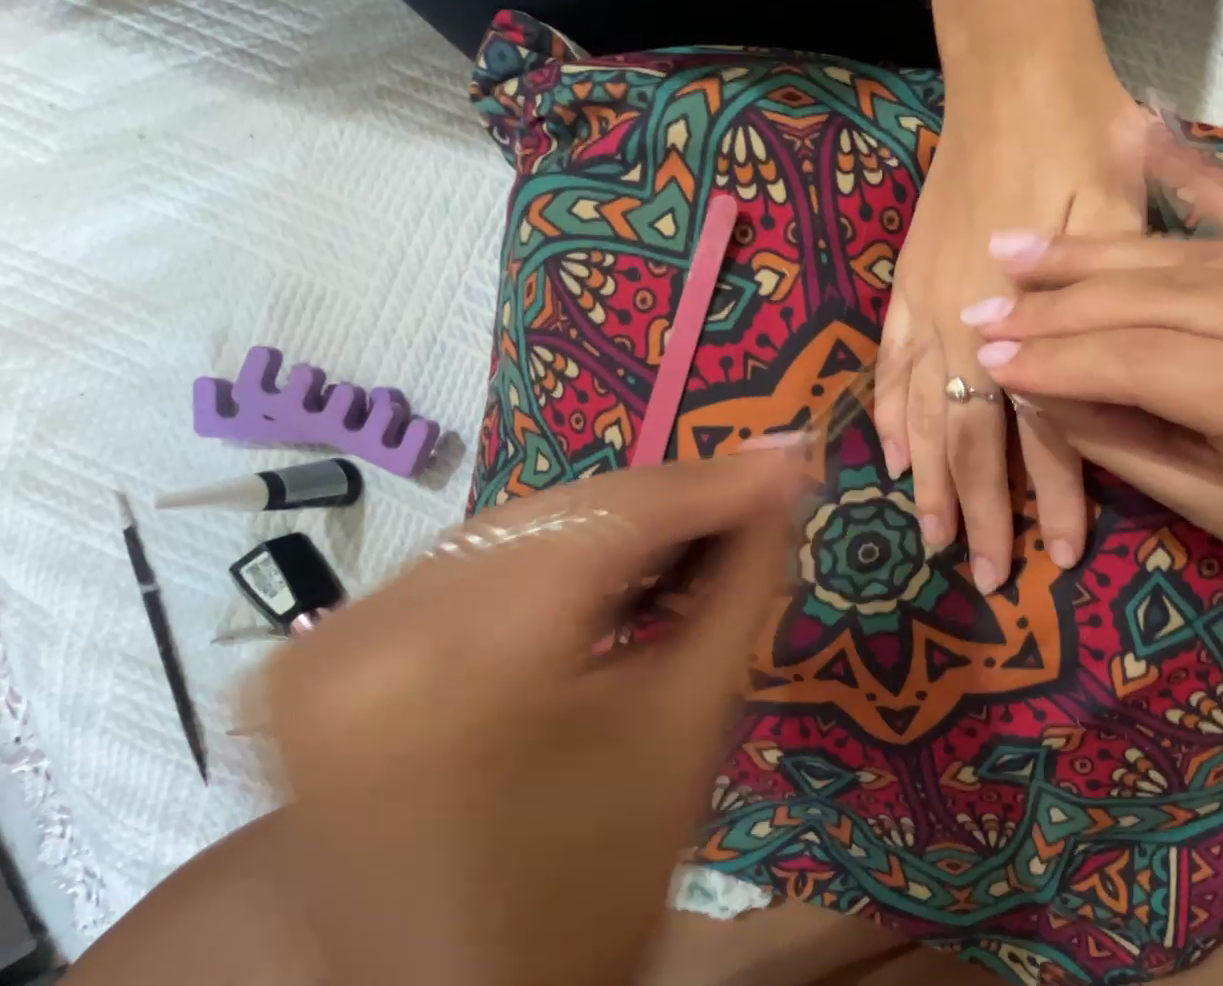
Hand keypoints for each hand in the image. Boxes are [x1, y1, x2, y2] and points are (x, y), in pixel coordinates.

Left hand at [262, 447, 808, 985]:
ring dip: (608, 530)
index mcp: (458, 668)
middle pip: (553, 517)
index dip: (710, 483)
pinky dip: (546, 562)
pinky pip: (465, 569)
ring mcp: (324, 642)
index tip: (786, 459)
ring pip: (510, 532)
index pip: (608, 521)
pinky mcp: (316, 656)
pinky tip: (610, 575)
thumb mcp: (688, 724)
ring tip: (694, 539)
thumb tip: (783, 485)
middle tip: (753, 499)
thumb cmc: (599, 882)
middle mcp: (362, 634)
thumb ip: (741, 586)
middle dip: (665, 504)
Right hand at [873, 57, 1141, 595]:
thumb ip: (1104, 321)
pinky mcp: (904, 287)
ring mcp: (926, 308)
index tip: (1058, 559)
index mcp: (1028, 321)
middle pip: (972, 437)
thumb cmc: (1082, 147)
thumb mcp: (1124, 226)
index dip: (1052, 497)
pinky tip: (887, 454)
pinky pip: (887, 362)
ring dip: (928, 479)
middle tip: (982, 576)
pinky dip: (887, 413)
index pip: (1042, 431)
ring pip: (924, 411)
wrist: (1014, 76)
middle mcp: (966, 327)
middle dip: (979, 511)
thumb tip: (1083, 399)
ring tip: (929, 535)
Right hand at [968, 126, 1222, 632]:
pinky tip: (1138, 135)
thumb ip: (1118, 437)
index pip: (1155, 362)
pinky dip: (1196, 176)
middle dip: (1069, 302)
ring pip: (1198, 258)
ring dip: (1102, 254)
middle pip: (1171, 298)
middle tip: (989, 301)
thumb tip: (1030, 382)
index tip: (989, 354)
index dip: (1064, 355)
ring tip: (1024, 251)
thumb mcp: (1210, 508)